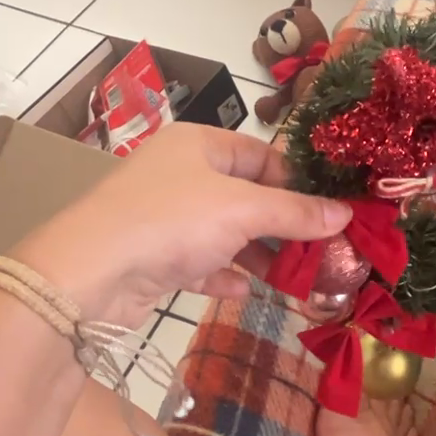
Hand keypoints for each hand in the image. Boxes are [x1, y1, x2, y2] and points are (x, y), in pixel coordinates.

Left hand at [11, 123, 349, 325]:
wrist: (89, 273)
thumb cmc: (172, 220)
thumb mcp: (243, 210)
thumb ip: (296, 213)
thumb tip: (345, 213)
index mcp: (198, 146)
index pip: (260, 155)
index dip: (296, 182)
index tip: (327, 210)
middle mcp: (180, 174)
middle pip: (244, 196)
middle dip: (280, 224)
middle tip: (318, 250)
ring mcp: (163, 216)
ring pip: (223, 232)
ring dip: (256, 253)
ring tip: (292, 276)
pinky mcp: (152, 255)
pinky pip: (198, 261)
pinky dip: (222, 273)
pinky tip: (245, 289)